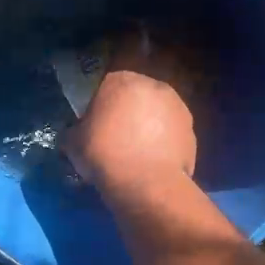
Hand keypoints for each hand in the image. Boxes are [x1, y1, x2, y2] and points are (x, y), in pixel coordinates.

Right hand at [64, 28, 198, 192]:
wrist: (146, 184)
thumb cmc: (104, 155)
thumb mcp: (72, 142)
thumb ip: (75, 129)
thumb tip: (77, 132)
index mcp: (120, 80)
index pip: (104, 84)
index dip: (97, 103)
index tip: (92, 122)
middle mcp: (152, 85)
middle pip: (134, 95)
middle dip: (125, 110)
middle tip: (114, 134)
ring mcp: (176, 106)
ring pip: (155, 112)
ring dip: (146, 124)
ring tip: (135, 149)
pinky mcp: (191, 129)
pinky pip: (169, 131)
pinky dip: (162, 141)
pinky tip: (151, 159)